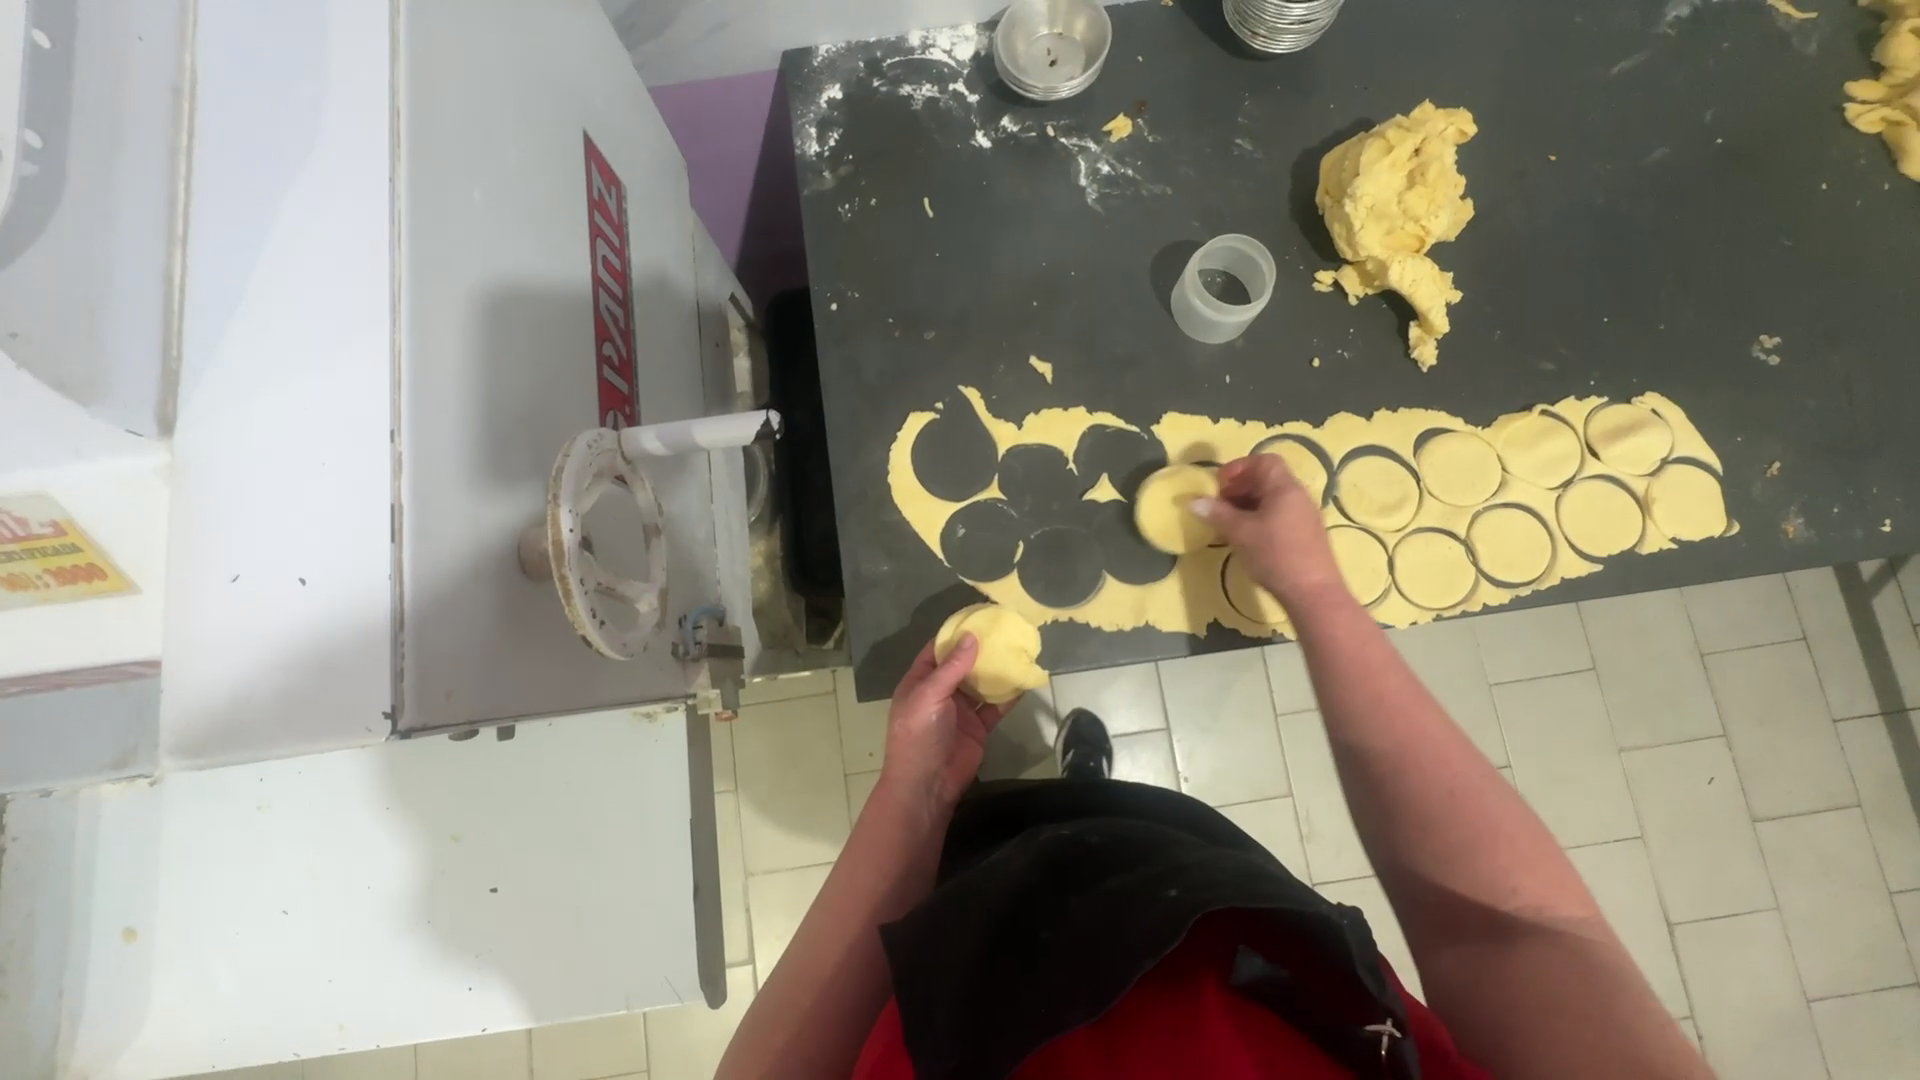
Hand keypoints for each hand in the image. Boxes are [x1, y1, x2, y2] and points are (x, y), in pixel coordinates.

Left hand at [879, 634, 1013, 813]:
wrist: (927, 785)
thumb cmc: (919, 735)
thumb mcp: (930, 695)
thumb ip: (952, 668)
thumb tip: (971, 637)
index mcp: (920, 681)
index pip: (938, 650)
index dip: (956, 634)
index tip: (979, 617)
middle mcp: (940, 692)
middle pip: (963, 665)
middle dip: (981, 650)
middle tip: (1006, 630)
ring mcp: (960, 710)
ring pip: (981, 684)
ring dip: (997, 671)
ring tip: (1018, 650)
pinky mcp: (977, 728)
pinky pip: (995, 707)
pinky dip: (1008, 696)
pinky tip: (1024, 681)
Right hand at [1195, 454, 1344, 608]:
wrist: (1312, 592)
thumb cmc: (1275, 555)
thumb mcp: (1240, 533)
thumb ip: (1217, 513)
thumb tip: (1194, 501)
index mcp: (1285, 488)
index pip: (1263, 461)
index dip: (1238, 468)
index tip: (1219, 486)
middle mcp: (1298, 495)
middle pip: (1267, 478)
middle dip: (1240, 487)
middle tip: (1219, 505)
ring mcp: (1305, 515)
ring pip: (1273, 498)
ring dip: (1248, 503)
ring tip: (1229, 522)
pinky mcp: (1306, 533)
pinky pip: (1280, 513)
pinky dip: (1260, 516)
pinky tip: (1247, 536)